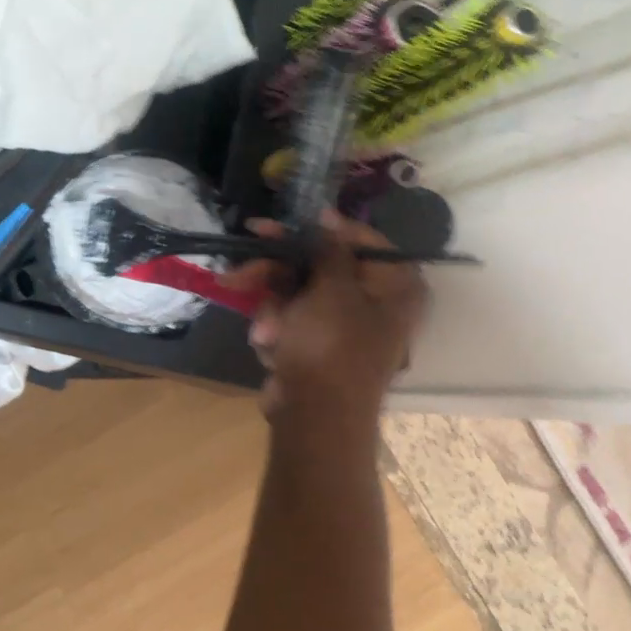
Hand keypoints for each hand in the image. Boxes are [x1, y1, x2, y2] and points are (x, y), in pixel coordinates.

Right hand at [218, 209, 426, 419]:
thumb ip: (327, 250)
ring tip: (263, 333)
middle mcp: (374, 299)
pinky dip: (275, 329)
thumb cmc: (330, 347)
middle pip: (316, 266)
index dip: (315, 230)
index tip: (274, 227)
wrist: (315, 414)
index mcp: (393, 283)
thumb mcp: (330, 290)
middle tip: (236, 273)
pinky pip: (289, 320)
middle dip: (275, 275)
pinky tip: (270, 346)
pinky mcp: (316, 343)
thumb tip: (325, 216)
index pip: (356, 239)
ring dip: (271, 309)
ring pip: (294, 294)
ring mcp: (343, 323)